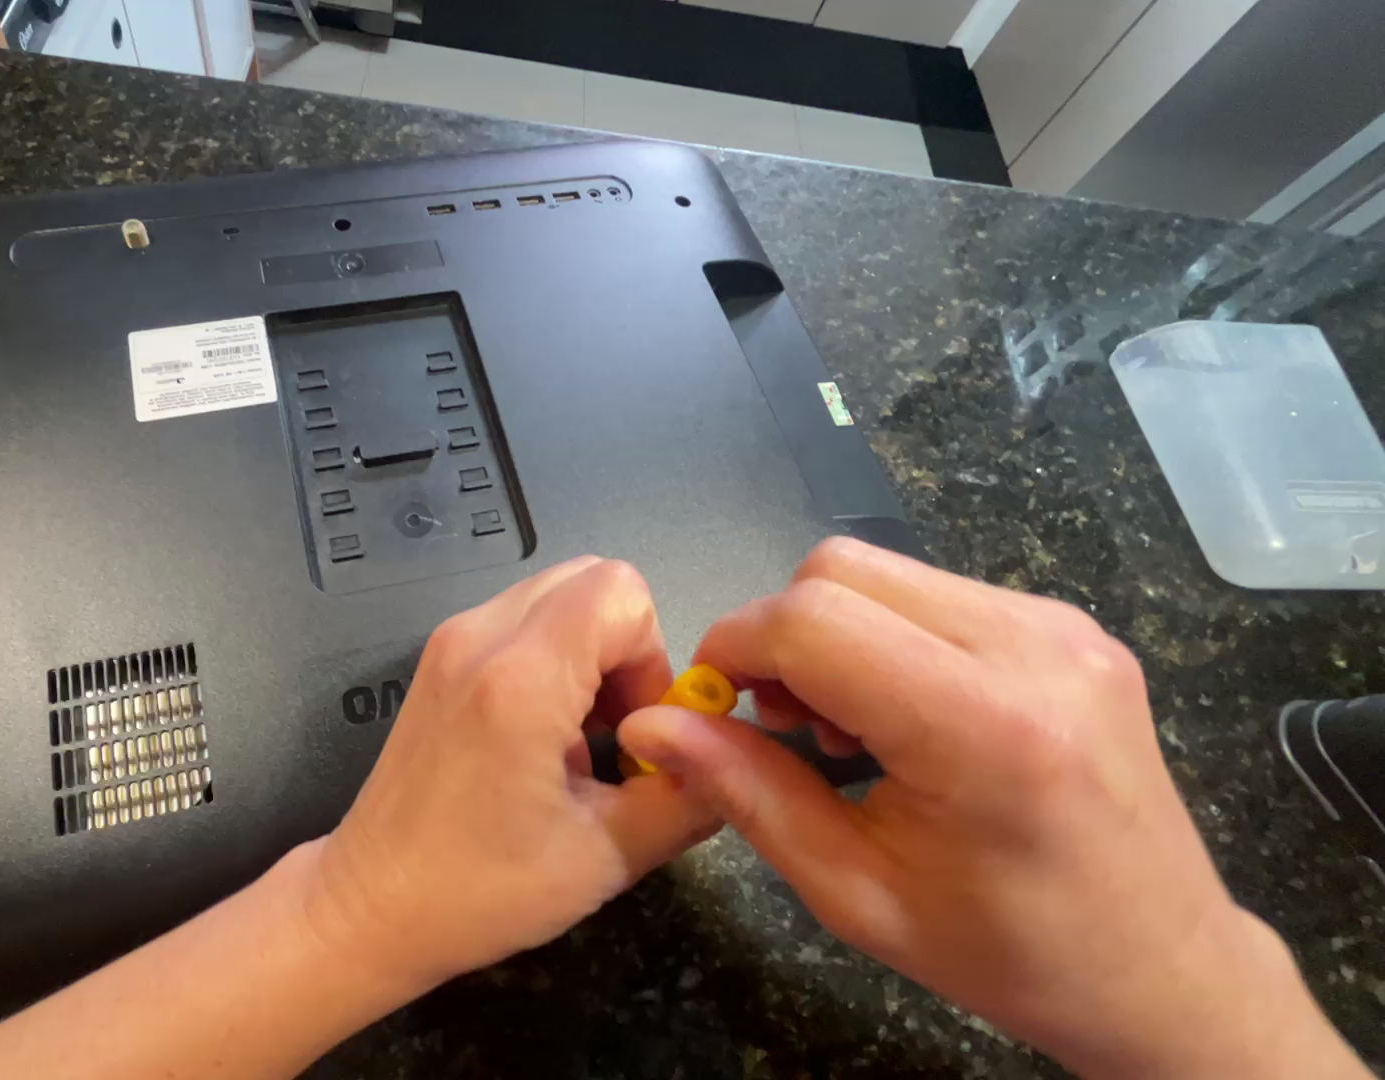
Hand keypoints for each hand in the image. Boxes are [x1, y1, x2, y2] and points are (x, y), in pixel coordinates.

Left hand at [308, 557, 718, 991]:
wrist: (370, 901)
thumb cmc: (480, 889)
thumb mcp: (603, 856)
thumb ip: (685, 797)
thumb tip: (723, 757)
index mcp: (521, 678)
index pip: (619, 592)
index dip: (650, 653)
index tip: (639, 725)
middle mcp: (479, 637)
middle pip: (590, 579)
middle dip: (625, 645)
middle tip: (616, 727)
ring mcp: (451, 639)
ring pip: (555, 594)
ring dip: (588, 651)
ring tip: (576, 737)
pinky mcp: (438, 655)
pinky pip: (519, 618)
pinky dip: (552, 655)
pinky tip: (539, 732)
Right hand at [618, 538, 1368, 1078]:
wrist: (1166, 970)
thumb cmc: (1002, 950)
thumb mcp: (848, 890)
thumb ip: (742, 791)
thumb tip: (648, 726)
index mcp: (985, 729)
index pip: (809, 622)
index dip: (732, 649)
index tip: (712, 706)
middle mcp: (1032, 648)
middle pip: (833, 572)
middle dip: (774, 636)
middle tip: (780, 721)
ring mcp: (1057, 624)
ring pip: (869, 570)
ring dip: (820, 631)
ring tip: (840, 722)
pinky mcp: (1061, 621)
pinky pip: (915, 588)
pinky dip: (869, 631)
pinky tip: (890, 705)